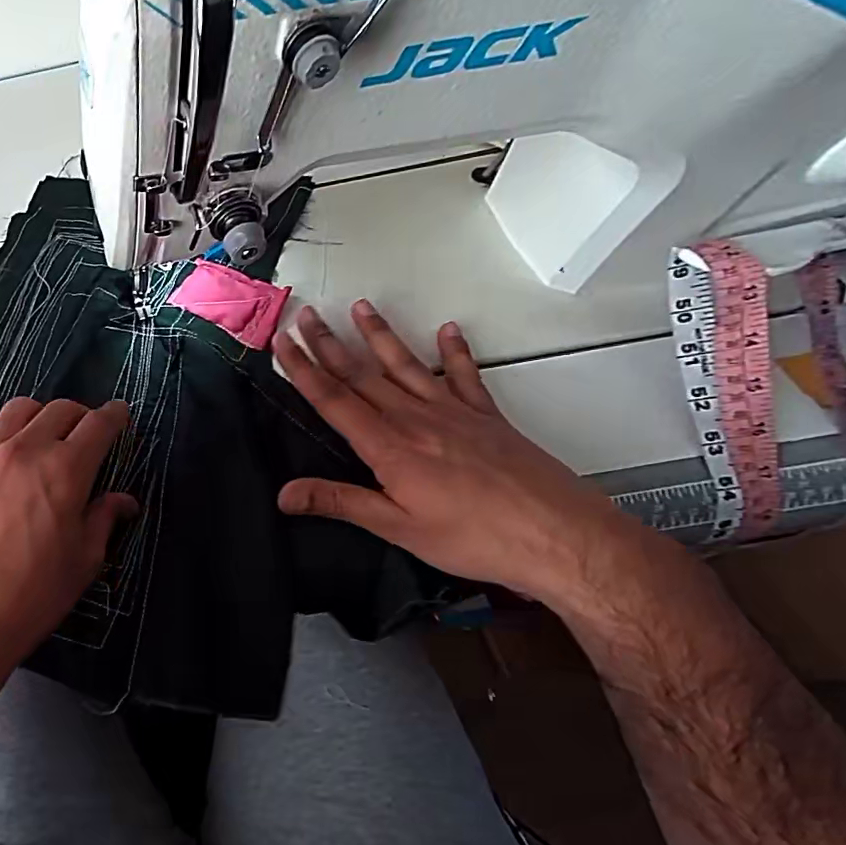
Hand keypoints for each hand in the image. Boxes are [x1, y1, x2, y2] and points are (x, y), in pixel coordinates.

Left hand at [0, 398, 138, 731]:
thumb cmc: (27, 598)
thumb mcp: (81, 562)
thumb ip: (103, 519)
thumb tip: (121, 501)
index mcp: (64, 471)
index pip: (98, 425)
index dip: (115, 416)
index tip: (119, 416)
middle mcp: (23, 451)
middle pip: (59, 410)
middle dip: (80, 416)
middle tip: (87, 432)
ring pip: (18, 411)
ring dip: (40, 417)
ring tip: (45, 437)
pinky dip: (3, 433)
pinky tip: (6, 455)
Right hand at [273, 301, 656, 607]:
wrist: (563, 538)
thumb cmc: (475, 537)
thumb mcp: (396, 527)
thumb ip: (338, 502)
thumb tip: (283, 495)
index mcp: (389, 446)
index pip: (333, 399)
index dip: (303, 369)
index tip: (282, 343)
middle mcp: (416, 420)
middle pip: (362, 374)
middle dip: (329, 343)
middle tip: (306, 315)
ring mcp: (455, 413)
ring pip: (406, 365)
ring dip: (379, 335)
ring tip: (360, 306)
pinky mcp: (488, 418)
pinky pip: (465, 376)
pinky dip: (455, 351)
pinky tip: (447, 330)